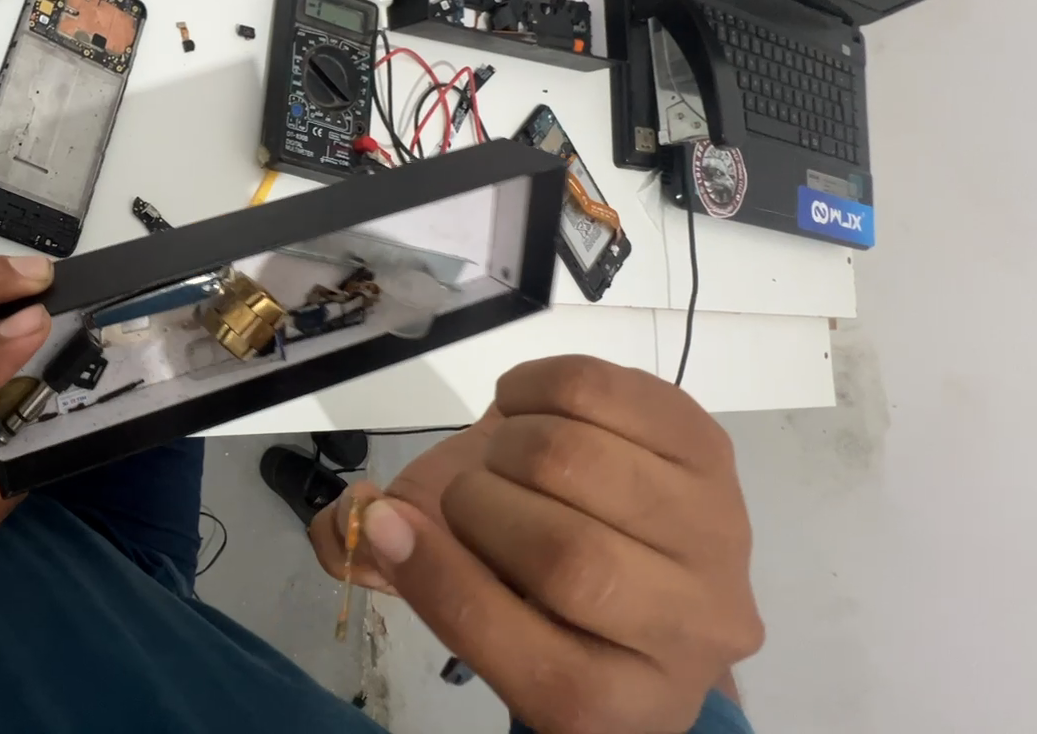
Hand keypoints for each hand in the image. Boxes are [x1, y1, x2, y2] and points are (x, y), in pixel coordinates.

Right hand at [310, 357, 762, 733]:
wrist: (605, 516)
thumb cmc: (513, 559)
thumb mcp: (442, 579)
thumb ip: (377, 562)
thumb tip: (369, 517)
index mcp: (616, 700)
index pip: (534, 666)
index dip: (439, 583)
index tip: (385, 519)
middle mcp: (693, 634)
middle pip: (566, 557)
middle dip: (477, 501)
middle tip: (470, 490)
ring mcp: (716, 536)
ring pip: (577, 461)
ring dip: (509, 442)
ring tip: (508, 454)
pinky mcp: (708, 446)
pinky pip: (602, 391)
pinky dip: (536, 384)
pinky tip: (532, 408)